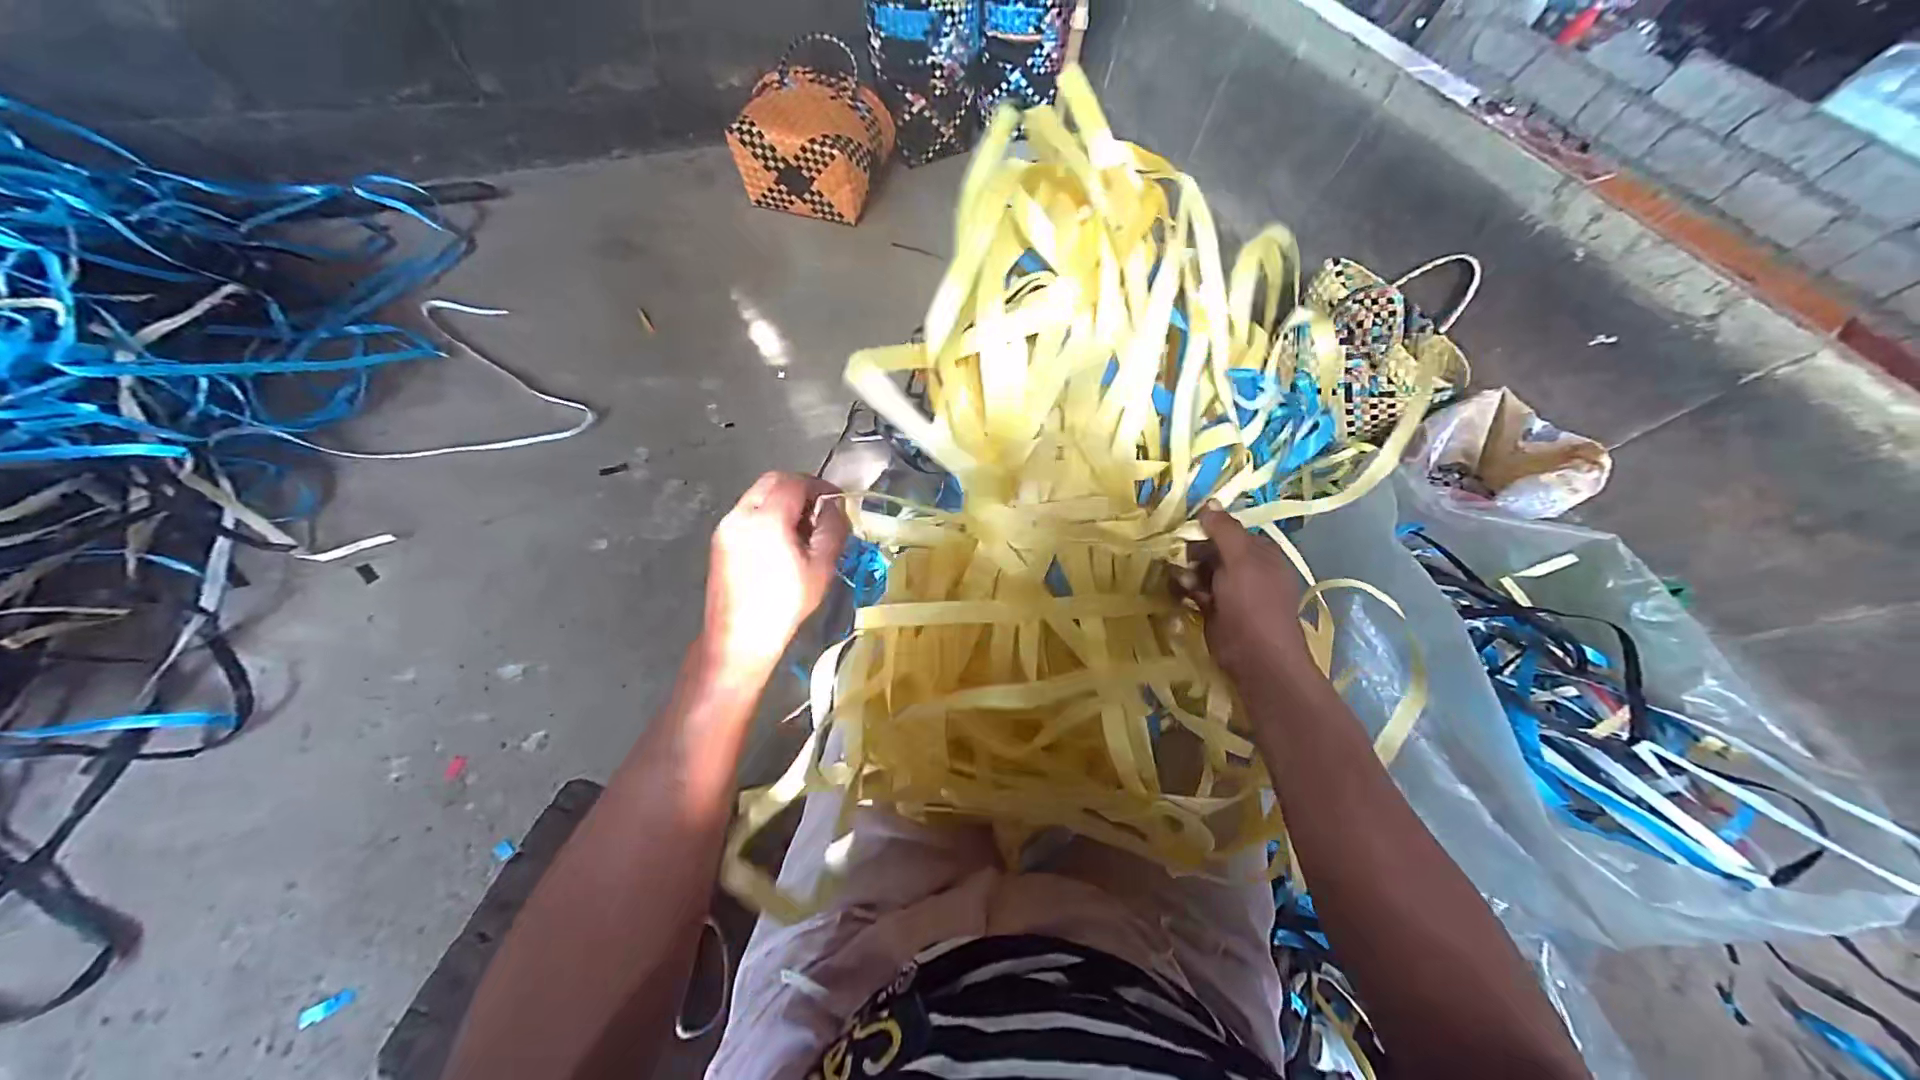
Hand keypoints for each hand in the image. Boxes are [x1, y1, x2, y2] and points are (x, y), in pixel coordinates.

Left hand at [702, 472, 849, 674]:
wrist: (739, 638)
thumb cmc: (785, 605)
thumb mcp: (821, 567)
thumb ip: (832, 529)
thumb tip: (833, 508)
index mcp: (766, 519)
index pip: (794, 481)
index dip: (819, 485)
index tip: (835, 500)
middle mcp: (740, 515)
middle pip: (772, 481)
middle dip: (800, 488)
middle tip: (820, 510)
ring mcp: (726, 527)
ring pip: (758, 495)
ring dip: (783, 500)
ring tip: (803, 529)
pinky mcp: (720, 541)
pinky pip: (747, 512)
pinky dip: (767, 514)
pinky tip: (781, 541)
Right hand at [1178, 504, 1317, 689]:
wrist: (1255, 655)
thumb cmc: (1253, 602)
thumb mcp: (1241, 559)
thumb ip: (1224, 529)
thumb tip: (1208, 502)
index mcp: (1261, 552)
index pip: (1230, 531)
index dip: (1208, 530)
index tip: (1187, 532)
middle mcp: (1247, 569)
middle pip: (1212, 550)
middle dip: (1194, 554)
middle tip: (1184, 562)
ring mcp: (1231, 591)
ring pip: (1200, 571)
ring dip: (1188, 574)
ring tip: (1187, 584)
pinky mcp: (1215, 610)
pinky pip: (1195, 591)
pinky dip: (1187, 591)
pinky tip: (1182, 595)